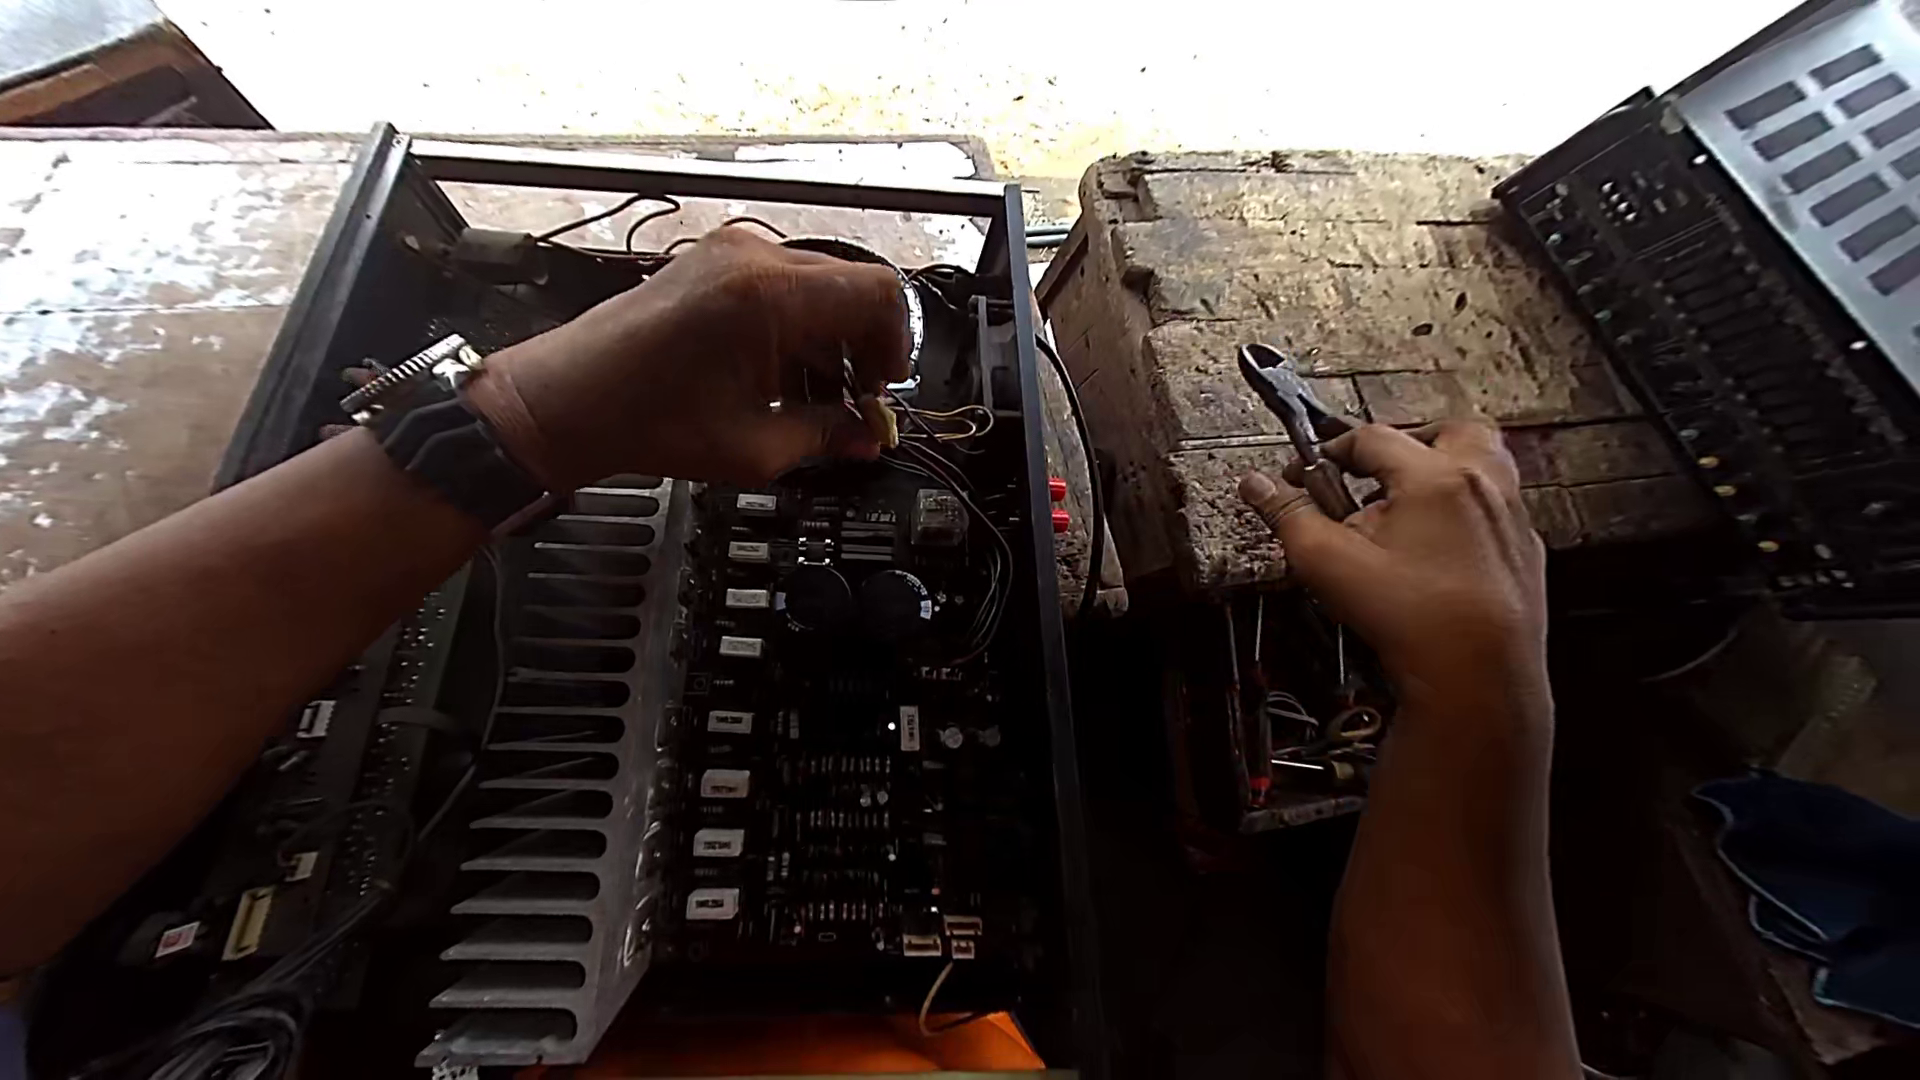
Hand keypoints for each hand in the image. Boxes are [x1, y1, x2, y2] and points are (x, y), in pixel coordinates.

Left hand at [465, 226, 909, 488]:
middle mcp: (754, 260)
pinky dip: (802, 332)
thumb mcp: (758, 446)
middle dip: (867, 349)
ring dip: (835, 344)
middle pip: (855, 289)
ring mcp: (731, 257)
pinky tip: (789, 378)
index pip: (879, 293)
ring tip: (818, 398)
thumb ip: (829, 435)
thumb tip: (869, 436)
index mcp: (770, 298)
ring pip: (823, 290)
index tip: (885, 386)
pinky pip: (787, 291)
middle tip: (858, 400)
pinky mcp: (715, 266)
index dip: (897, 343)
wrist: (567, 401)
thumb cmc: (647, 420)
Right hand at [1238, 420, 1547, 714]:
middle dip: (1406, 440)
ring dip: (1439, 468)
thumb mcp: (1323, 558)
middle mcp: (1482, 486)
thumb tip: (1257, 485)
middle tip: (1371, 468)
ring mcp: (1511, 517)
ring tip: (1398, 502)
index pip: (1372, 438)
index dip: (1329, 449)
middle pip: (1451, 429)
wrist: (1473, 672)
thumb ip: (1287, 514)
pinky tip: (1428, 542)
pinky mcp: (1523, 549)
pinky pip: (1493, 506)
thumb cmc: (1406, 614)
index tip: (1304, 473)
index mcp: (1434, 478)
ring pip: (1484, 463)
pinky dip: (1459, 507)